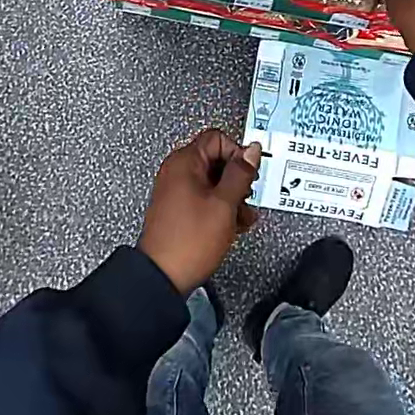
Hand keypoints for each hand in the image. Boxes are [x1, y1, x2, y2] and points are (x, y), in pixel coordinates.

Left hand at [138, 129, 261, 293]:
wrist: (162, 276)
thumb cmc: (187, 241)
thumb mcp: (224, 203)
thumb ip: (241, 173)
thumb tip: (252, 151)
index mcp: (185, 162)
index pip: (217, 138)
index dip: (237, 153)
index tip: (247, 173)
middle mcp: (176, 171)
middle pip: (216, 159)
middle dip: (237, 178)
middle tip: (245, 196)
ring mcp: (175, 189)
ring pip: (212, 180)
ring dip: (232, 195)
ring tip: (242, 217)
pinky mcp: (177, 207)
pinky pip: (203, 196)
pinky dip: (220, 206)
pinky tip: (231, 224)